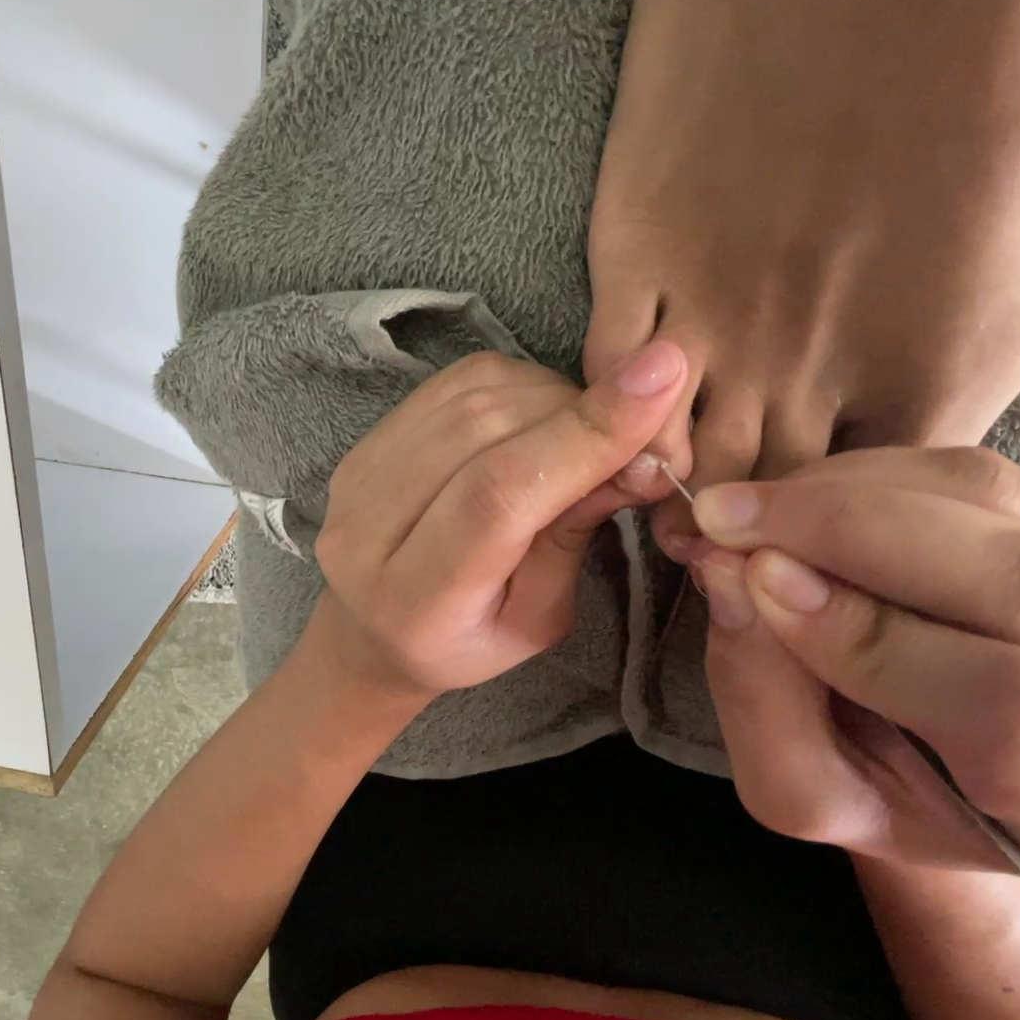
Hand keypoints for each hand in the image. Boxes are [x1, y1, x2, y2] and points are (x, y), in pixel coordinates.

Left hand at [306, 341, 689, 702]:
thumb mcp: (536, 619)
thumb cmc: (464, 642)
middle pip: (483, 432)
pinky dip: (513, 384)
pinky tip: (541, 411)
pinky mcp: (364, 442)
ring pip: (467, 398)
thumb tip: (638, 455)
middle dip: (578, 413)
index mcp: (413, 600)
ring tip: (587, 428)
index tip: (662, 377)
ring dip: (549, 394)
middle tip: (638, 425)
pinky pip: (449, 385)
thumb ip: (572, 539)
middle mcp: (366, 529)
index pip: (497, 496)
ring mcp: (357, 476)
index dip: (582, 435)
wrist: (373, 632)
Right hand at [586, 0, 1019, 543]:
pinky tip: (616, 427)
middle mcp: (810, 361)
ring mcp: (714, 309)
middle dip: (736, 536)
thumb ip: (937, 400)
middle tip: (712, 546)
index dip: (816, 545)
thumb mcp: (1002, 293)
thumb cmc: (978, 112)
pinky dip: (607, 415)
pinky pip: (607, 374)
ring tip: (659, 503)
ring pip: (672, 453)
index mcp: (923, 372)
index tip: (788, 551)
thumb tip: (864, 466)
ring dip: (665, 491)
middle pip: (758, 493)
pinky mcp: (638, 253)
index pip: (853, 511)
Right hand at [686, 446, 1019, 878]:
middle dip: (852, 531)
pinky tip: (804, 503)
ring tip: (754, 513)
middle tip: (729, 517)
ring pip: (1004, 507)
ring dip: (849, 492)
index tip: (754, 585)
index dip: (873, 638)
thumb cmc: (874, 800)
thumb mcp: (794, 786)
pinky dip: (871, 476)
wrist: (941, 776)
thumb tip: (732, 570)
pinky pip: (982, 477)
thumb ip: (760, 693)